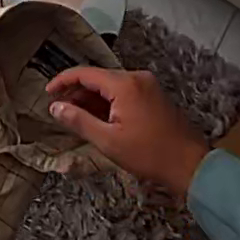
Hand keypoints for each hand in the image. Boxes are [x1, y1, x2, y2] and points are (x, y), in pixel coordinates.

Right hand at [46, 67, 209, 195]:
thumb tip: (55, 107)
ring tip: (76, 117)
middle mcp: (137, 78)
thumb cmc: (149, 154)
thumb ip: (78, 120)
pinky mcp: (154, 96)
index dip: (62, 81)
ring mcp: (148, 86)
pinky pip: (123, 92)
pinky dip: (107, 102)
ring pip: (109, 85)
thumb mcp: (107, 140)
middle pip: (97, 78)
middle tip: (60, 109)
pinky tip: (98, 119)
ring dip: (91, 99)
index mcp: (125, 85)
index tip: (48, 93)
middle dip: (76, 92)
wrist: (192, 166)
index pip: (84, 73)